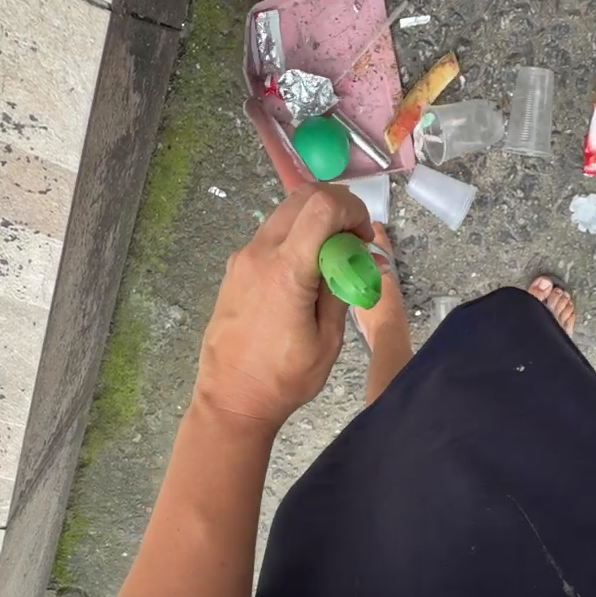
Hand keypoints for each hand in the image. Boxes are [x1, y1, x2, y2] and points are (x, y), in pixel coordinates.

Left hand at [194, 184, 372, 430]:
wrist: (232, 398)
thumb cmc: (283, 379)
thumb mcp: (328, 340)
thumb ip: (343, 290)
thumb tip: (362, 261)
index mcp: (287, 270)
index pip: (323, 206)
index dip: (353, 211)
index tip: (363, 240)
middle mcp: (260, 253)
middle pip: (303, 198)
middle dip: (337, 211)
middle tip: (353, 244)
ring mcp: (243, 258)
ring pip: (285, 214)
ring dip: (316, 225)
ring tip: (332, 262)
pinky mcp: (236, 269)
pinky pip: (271, 237)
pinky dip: (297, 240)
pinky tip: (308, 274)